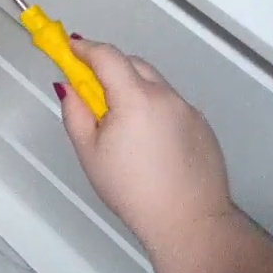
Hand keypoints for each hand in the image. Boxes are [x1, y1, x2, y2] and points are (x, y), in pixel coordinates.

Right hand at [58, 39, 236, 261]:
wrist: (191, 225)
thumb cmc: (132, 191)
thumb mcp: (89, 153)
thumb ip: (75, 112)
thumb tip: (70, 86)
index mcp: (135, 98)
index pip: (107, 55)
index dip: (84, 47)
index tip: (69, 47)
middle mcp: (165, 96)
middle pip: (133, 64)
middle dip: (109, 67)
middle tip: (92, 88)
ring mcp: (188, 110)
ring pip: (154, 84)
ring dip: (134, 88)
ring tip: (123, 123)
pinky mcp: (203, 127)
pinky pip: (172, 105)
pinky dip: (155, 108)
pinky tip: (151, 142)